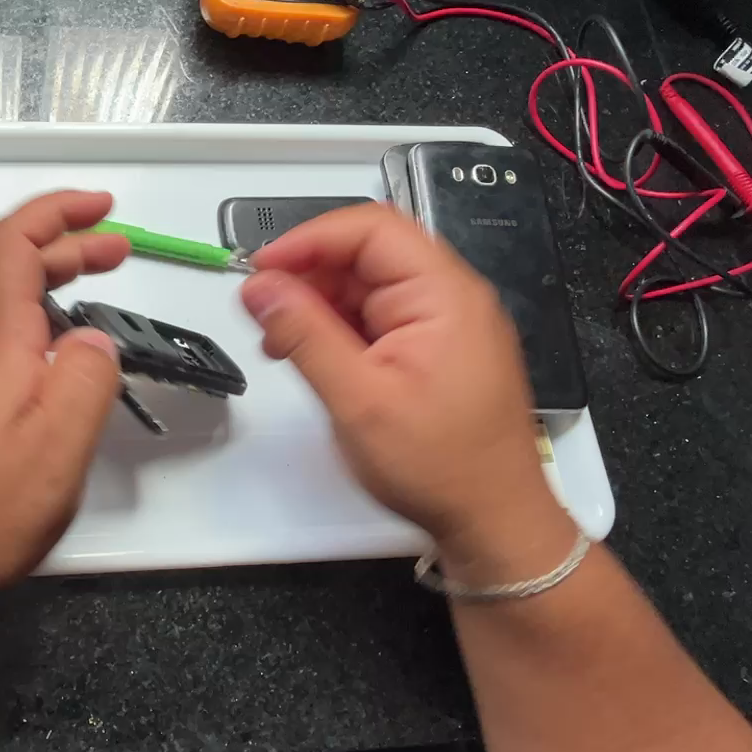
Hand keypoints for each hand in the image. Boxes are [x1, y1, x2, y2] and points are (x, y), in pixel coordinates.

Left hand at [0, 191, 130, 624]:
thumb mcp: (57, 447)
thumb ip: (87, 378)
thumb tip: (95, 337)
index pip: (15, 242)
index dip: (58, 211)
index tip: (104, 208)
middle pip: (14, 266)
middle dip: (70, 243)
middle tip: (122, 249)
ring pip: (11, 304)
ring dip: (59, 282)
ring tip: (105, 289)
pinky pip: (6, 339)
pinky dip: (45, 323)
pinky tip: (69, 352)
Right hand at [239, 202, 575, 581]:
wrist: (491, 521)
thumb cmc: (443, 468)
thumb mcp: (357, 399)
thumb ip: (304, 335)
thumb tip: (260, 288)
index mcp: (444, 296)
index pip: (370, 229)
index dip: (308, 239)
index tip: (262, 267)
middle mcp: (448, 298)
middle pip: (365, 253)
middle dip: (307, 274)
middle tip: (264, 307)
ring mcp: (439, 323)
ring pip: (363, 285)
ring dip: (315, 303)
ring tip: (281, 341)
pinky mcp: (428, 347)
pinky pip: (372, 316)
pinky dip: (333, 327)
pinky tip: (309, 354)